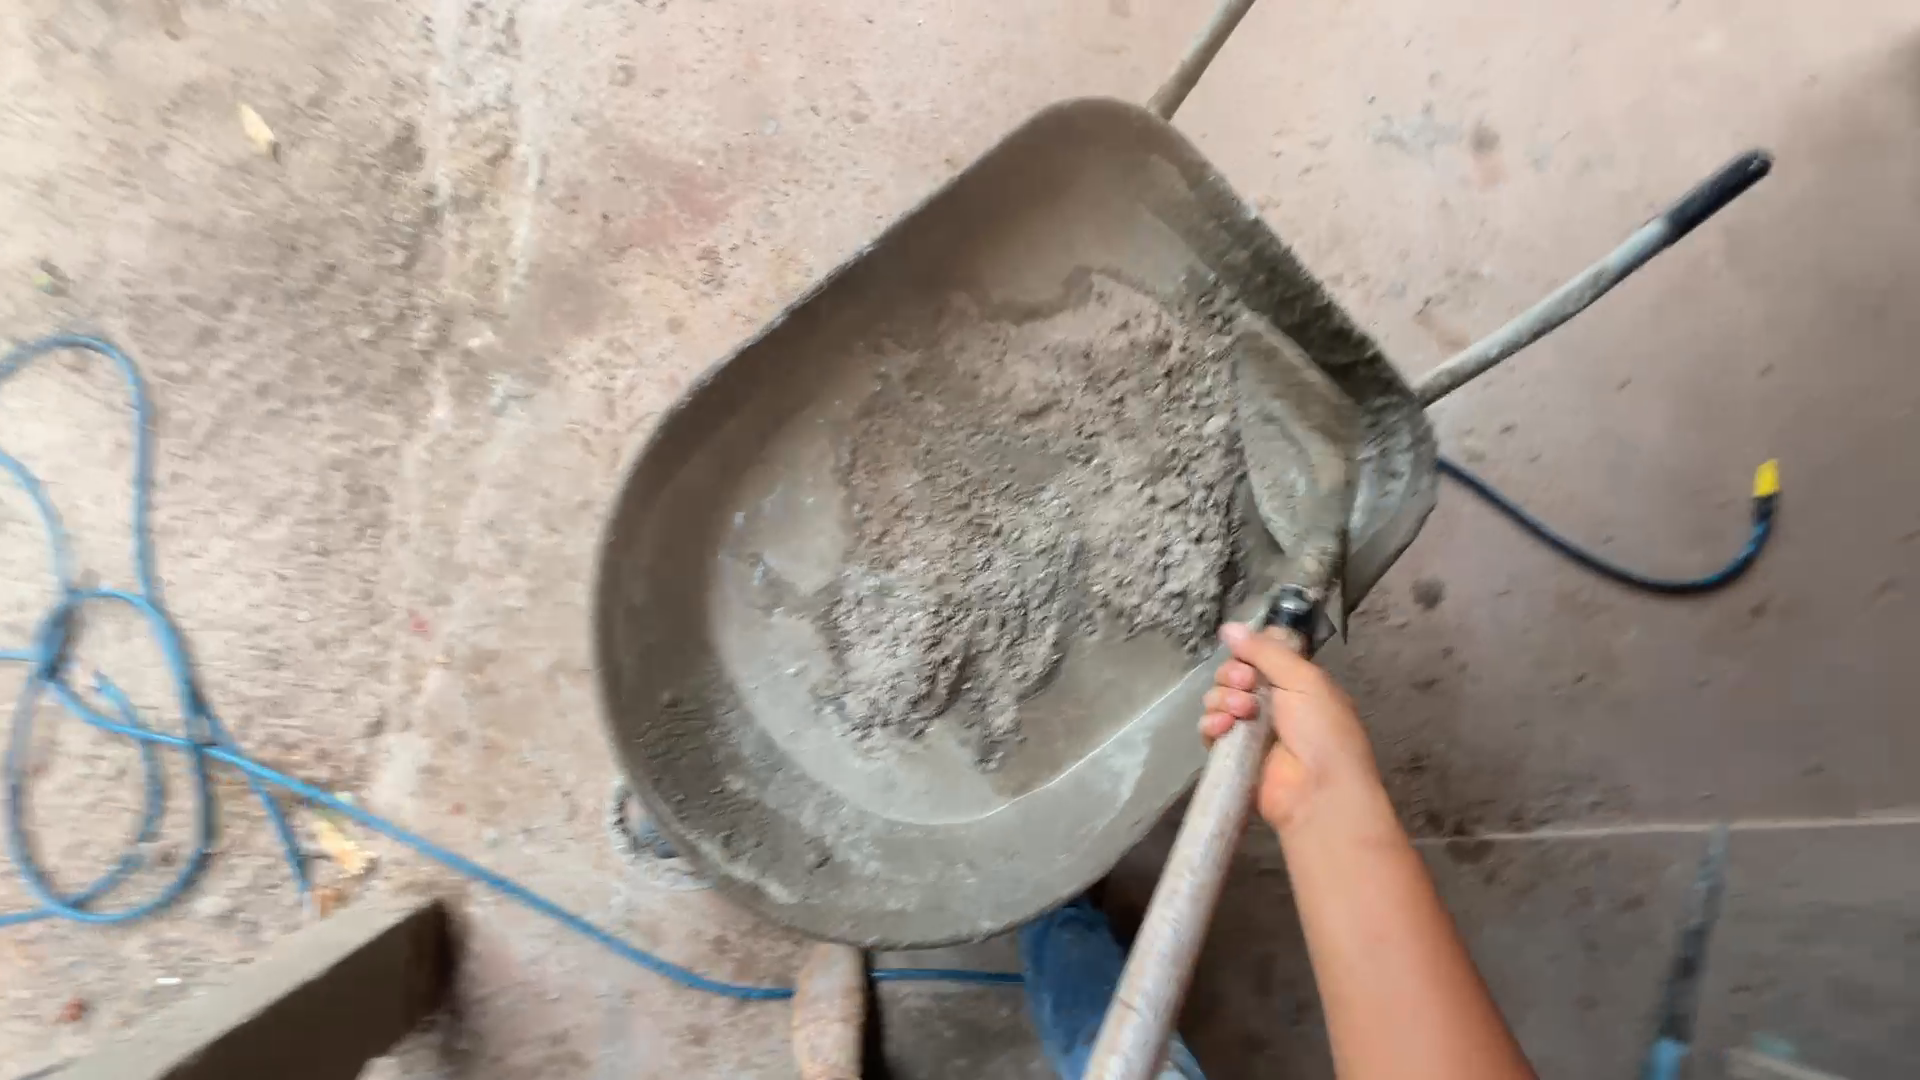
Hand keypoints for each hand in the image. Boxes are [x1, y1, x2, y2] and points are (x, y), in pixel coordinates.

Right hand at [1199, 623, 1391, 836]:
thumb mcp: (1303, 679)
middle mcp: (1270, 702)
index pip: (1257, 655)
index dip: (1248, 652)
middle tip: (1247, 686)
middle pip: (1232, 674)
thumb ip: (1264, 650)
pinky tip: (1224, 728)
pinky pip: (1209, 727)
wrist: (1318, 791)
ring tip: (1241, 714)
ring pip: (1217, 698)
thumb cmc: (1322, 731)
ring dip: (1224, 699)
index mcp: (1294, 682)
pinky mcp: (1231, 752)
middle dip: (1233, 676)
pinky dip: (1212, 723)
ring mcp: (1249, 728)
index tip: (1248, 654)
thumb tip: (1227, 626)